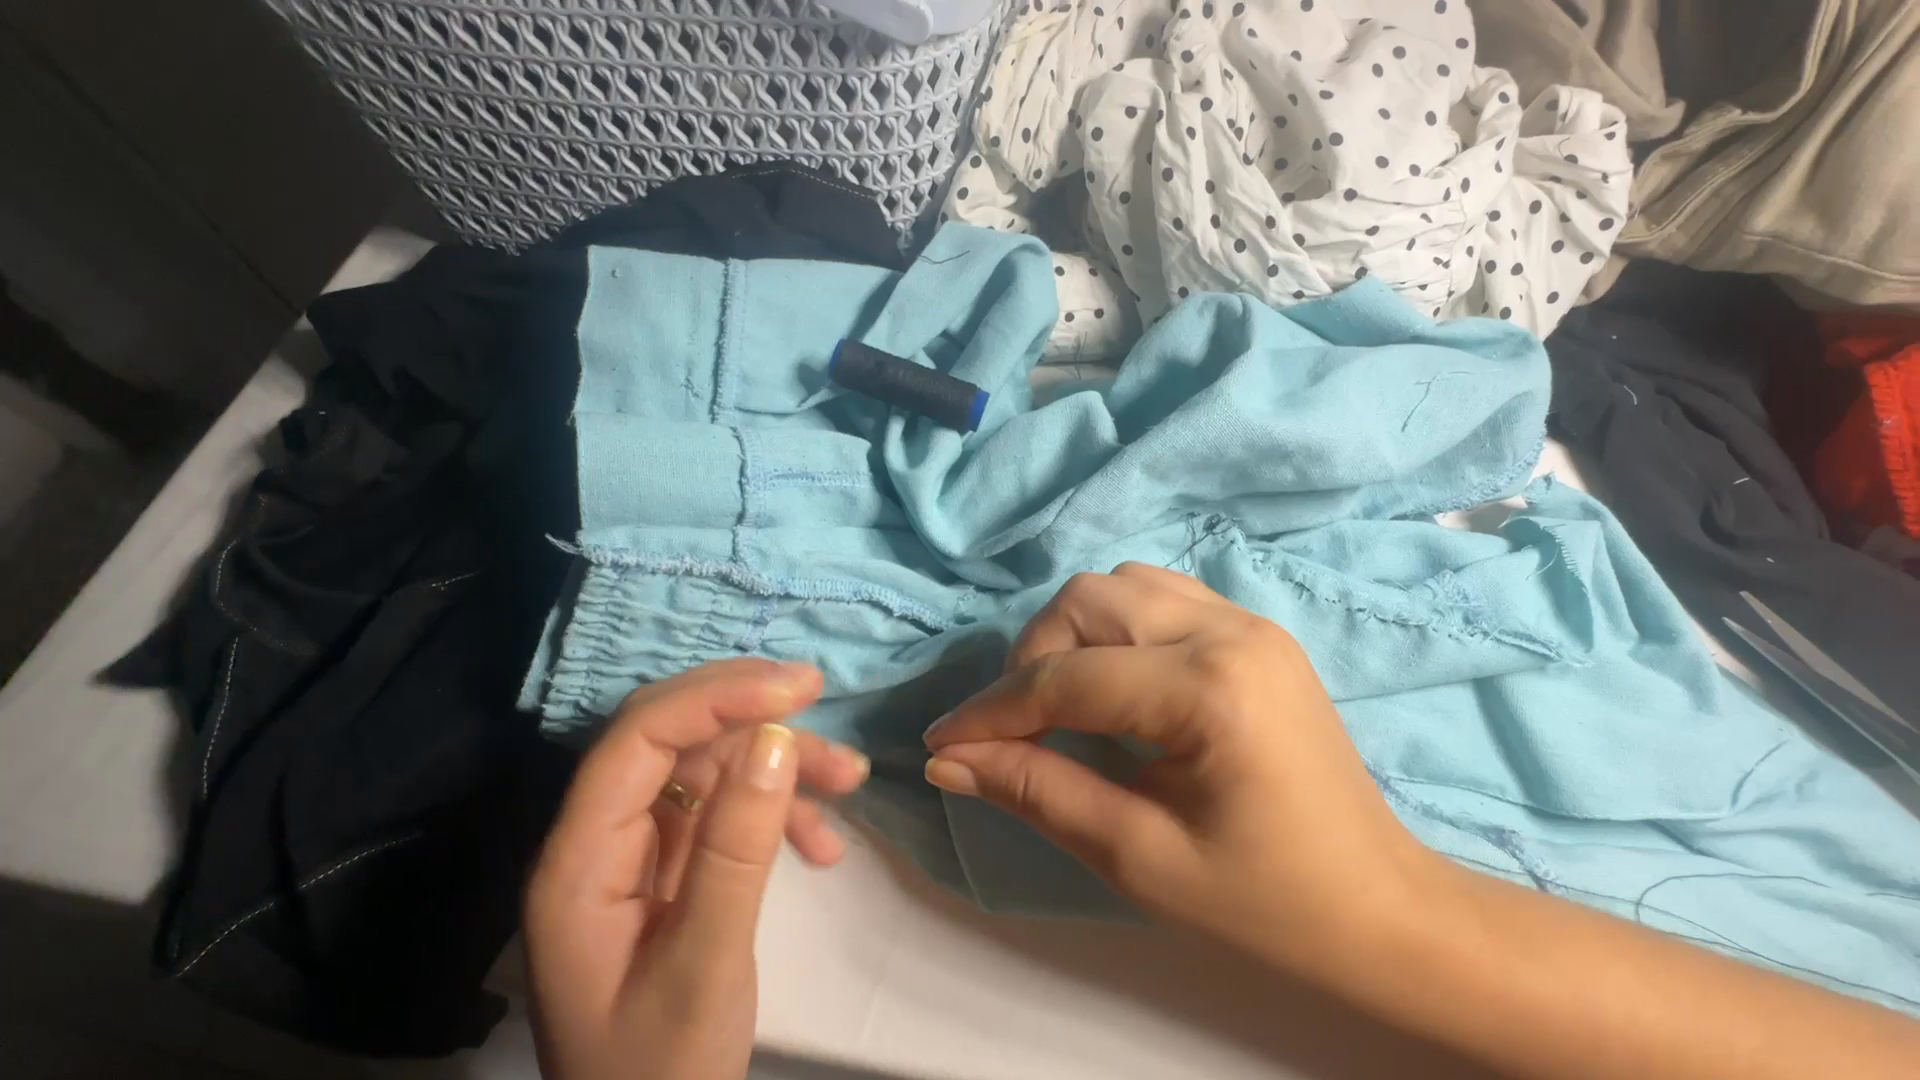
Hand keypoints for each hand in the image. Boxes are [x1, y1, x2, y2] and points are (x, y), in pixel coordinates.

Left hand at [524, 659, 868, 1079]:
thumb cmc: (664, 1072)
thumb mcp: (706, 965)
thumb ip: (736, 849)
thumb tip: (775, 739)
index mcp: (580, 860)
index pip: (638, 740)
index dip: (716, 698)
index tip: (798, 689)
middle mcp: (598, 842)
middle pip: (669, 739)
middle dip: (747, 715)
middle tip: (819, 697)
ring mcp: (633, 856)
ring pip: (702, 770)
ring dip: (775, 764)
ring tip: (850, 782)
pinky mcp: (668, 873)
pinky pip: (720, 813)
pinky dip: (775, 812)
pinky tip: (824, 845)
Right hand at [922, 563, 1438, 981]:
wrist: (1380, 909)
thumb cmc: (1263, 903)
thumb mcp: (1136, 857)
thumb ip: (1035, 792)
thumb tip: (948, 760)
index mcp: (1207, 691)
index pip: (1065, 679)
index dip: (992, 712)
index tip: (943, 743)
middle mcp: (1229, 631)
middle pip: (1088, 600)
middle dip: (1034, 659)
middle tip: (1019, 729)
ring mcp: (1249, 623)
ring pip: (1122, 585)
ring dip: (1073, 635)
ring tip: (1065, 704)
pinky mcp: (1256, 633)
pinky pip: (1161, 597)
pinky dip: (1117, 628)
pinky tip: (1115, 684)